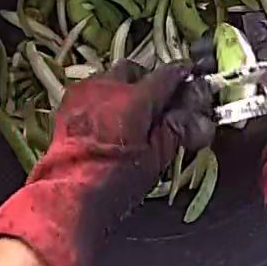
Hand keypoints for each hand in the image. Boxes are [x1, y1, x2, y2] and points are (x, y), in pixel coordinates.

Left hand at [0, 62, 213, 265]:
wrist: (67, 196)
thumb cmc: (114, 182)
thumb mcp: (155, 159)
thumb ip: (177, 132)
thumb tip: (199, 121)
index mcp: (135, 97)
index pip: (166, 75)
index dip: (182, 74)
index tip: (189, 75)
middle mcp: (109, 86)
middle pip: (134, 70)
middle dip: (147, 79)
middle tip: (155, 100)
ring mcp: (84, 92)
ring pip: (109, 76)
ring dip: (122, 87)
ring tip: (129, 110)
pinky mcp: (67, 103)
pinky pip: (90, 90)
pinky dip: (102, 97)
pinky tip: (105, 118)